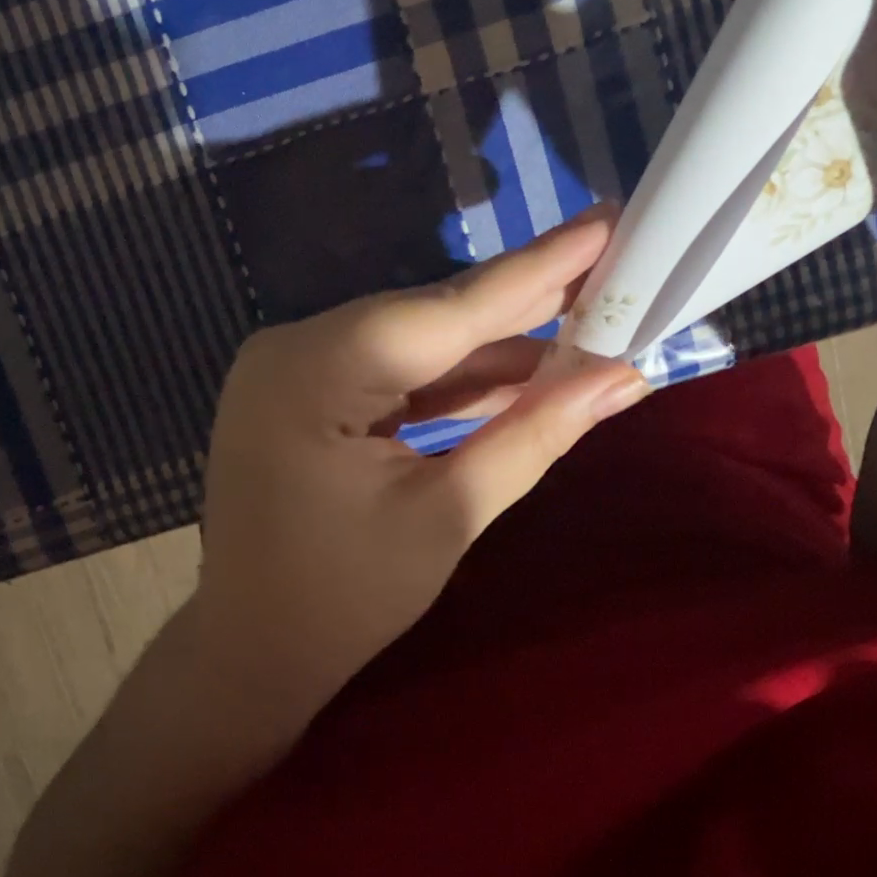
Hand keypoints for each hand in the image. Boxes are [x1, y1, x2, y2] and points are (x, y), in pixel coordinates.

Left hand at [194, 206, 648, 682]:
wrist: (252, 655)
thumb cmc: (344, 601)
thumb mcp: (449, 515)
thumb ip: (535, 435)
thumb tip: (624, 377)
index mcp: (315, 369)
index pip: (449, 309)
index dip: (539, 269)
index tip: (607, 220)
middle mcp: (295, 347)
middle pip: (432, 317)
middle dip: (526, 301)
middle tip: (611, 261)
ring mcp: (294, 369)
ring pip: (417, 343)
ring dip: (497, 345)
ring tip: (588, 318)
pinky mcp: (305, 394)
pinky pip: (393, 373)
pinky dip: (455, 379)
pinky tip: (524, 368)